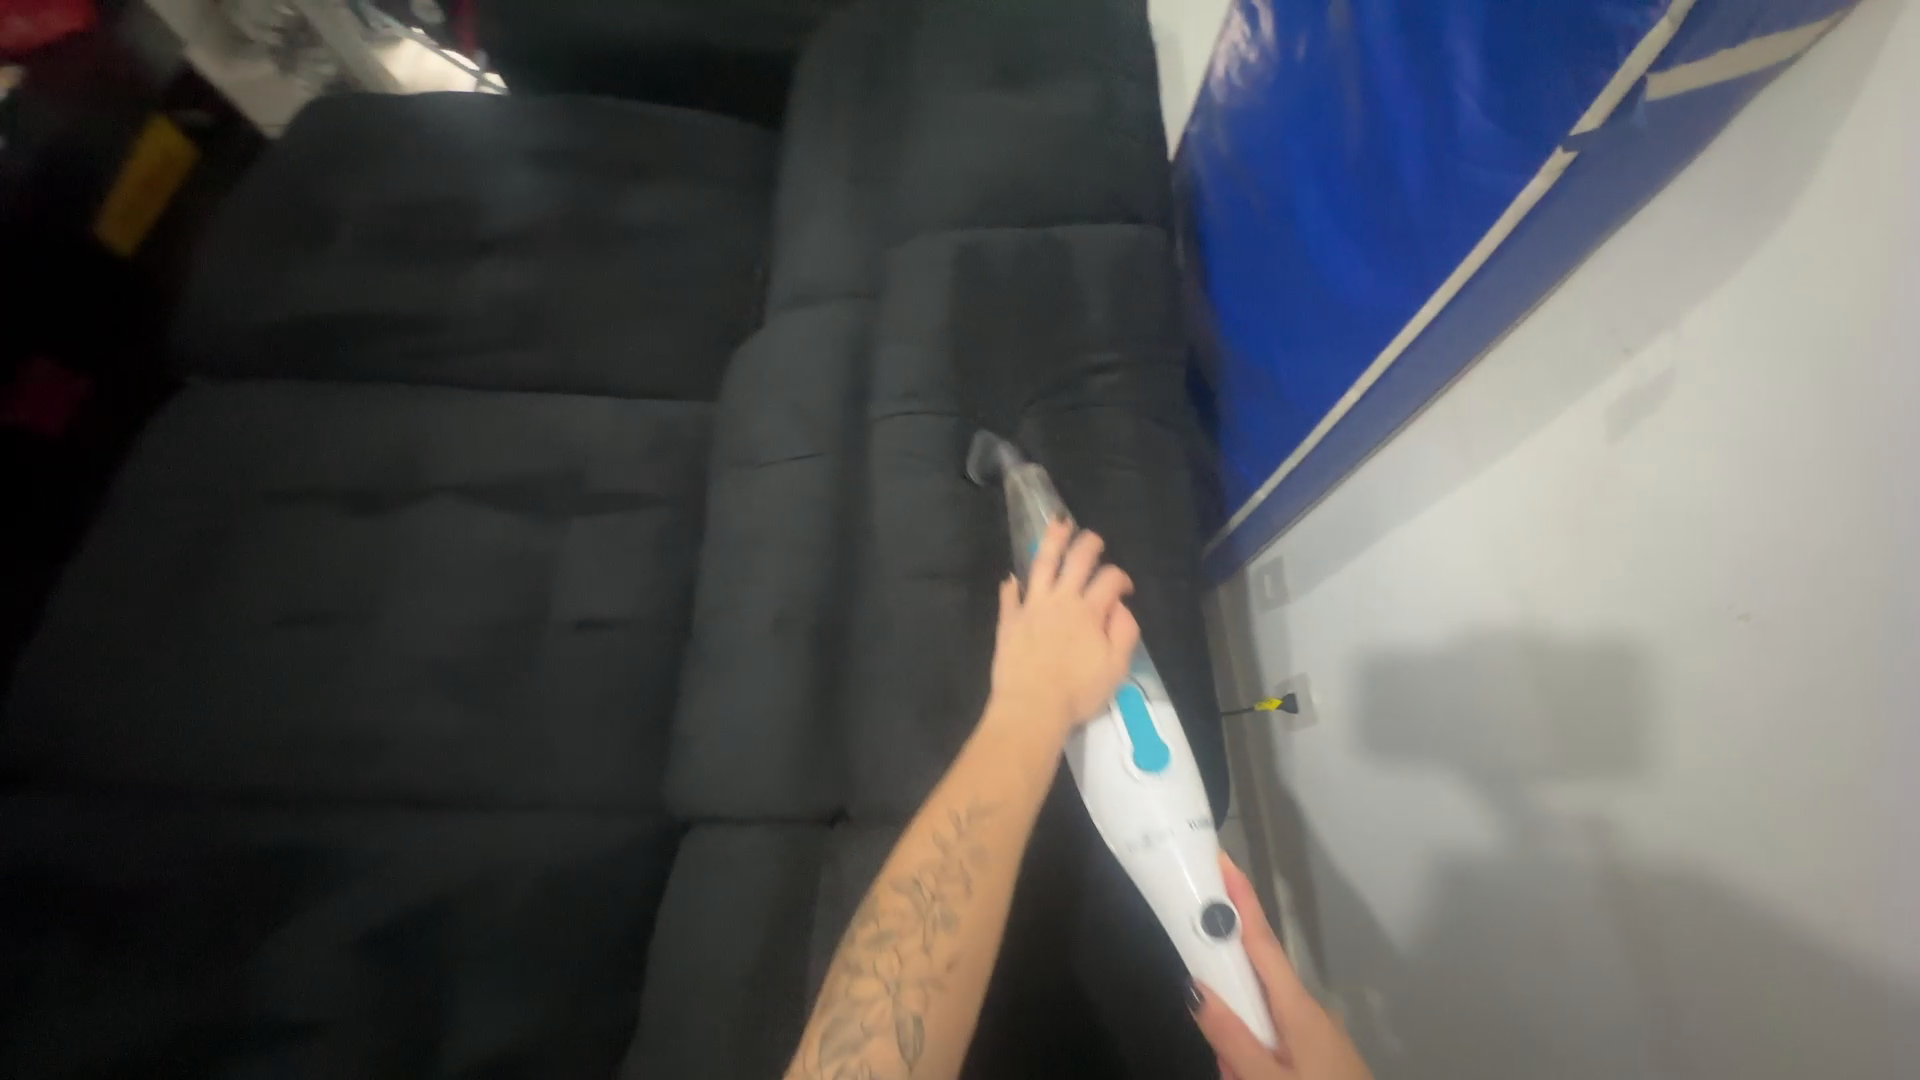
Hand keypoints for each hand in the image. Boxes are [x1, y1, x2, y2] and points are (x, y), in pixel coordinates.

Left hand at [987, 520, 1138, 742]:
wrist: (1032, 706)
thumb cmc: (1078, 691)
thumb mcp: (1116, 667)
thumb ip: (1124, 632)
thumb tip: (1121, 606)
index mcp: (1089, 611)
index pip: (1110, 580)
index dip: (1121, 578)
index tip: (1125, 588)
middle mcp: (1061, 601)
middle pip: (1076, 561)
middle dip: (1088, 545)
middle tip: (1093, 537)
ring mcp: (1031, 607)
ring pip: (1042, 565)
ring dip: (1051, 542)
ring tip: (1057, 525)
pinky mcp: (1009, 621)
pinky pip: (1009, 596)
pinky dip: (1011, 585)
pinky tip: (1012, 578)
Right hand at [1191, 853, 1373, 1079]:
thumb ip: (1232, 1039)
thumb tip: (1193, 987)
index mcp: (1297, 1009)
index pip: (1261, 939)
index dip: (1240, 898)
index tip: (1221, 857)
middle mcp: (1308, 1013)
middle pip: (1251, 983)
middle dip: (1225, 1007)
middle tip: (1226, 1062)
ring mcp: (1316, 1039)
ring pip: (1258, 1023)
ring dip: (1239, 1050)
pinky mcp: (1319, 1062)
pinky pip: (1272, 1047)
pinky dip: (1255, 1064)